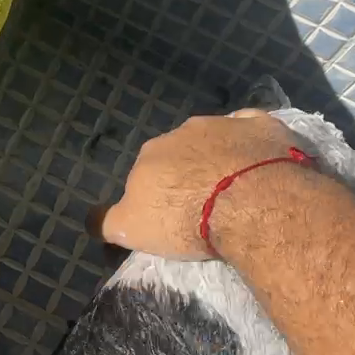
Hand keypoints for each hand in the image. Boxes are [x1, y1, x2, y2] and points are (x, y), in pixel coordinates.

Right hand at [89, 110, 308, 258]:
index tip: (170, 217)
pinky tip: (261, 161)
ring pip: (216, 139)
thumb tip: (89, 217)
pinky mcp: (264, 125)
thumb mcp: (130, 230)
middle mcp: (183, 131)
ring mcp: (225, 124)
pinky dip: (252, 142)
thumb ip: (106, 221)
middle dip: (188, 173)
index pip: (145, 173)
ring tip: (236, 188)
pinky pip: (253, 129)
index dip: (156, 195)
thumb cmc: (184, 220)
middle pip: (180, 153)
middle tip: (203, 206)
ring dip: (220, 158)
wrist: (251, 204)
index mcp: (149, 154)